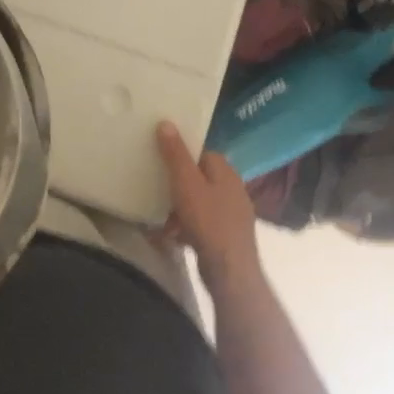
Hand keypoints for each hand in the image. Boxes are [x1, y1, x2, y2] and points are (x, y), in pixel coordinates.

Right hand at [157, 121, 263, 294]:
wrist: (230, 270)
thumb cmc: (208, 221)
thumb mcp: (186, 183)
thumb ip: (175, 154)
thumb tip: (166, 122)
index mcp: (226, 172)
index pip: (203, 153)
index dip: (183, 155)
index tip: (163, 160)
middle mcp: (234, 189)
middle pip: (201, 178)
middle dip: (179, 185)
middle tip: (159, 189)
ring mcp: (233, 214)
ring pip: (201, 203)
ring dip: (180, 209)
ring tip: (162, 218)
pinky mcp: (228, 237)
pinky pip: (204, 224)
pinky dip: (188, 227)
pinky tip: (173, 237)